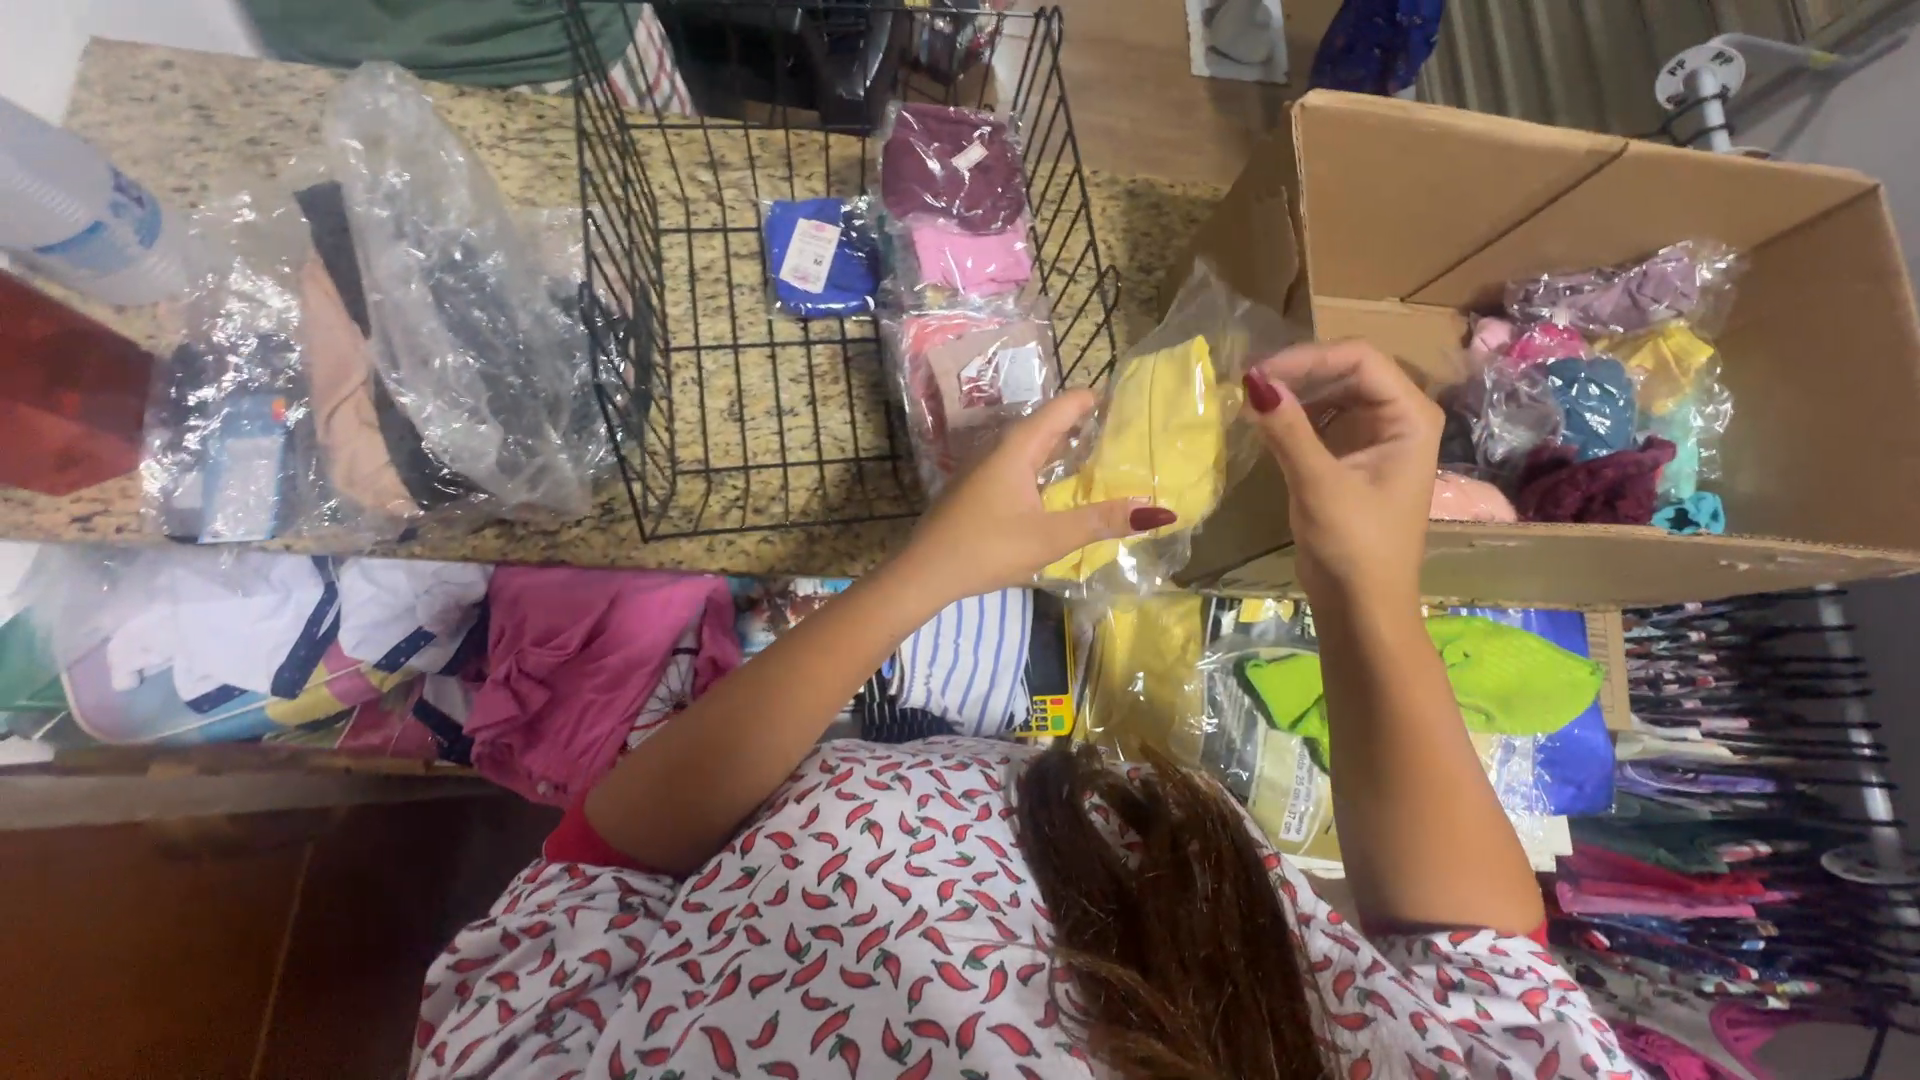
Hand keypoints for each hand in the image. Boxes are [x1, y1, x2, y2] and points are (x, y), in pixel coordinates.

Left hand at [895, 389, 1173, 600]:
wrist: (923, 573)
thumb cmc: (986, 549)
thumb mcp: (1050, 538)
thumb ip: (1100, 521)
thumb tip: (1157, 510)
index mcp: (1018, 447)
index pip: (1064, 407)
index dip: (1096, 399)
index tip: (1129, 401)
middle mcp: (1000, 449)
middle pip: (1048, 424)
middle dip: (1085, 425)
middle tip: (1124, 433)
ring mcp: (984, 468)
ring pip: (1032, 447)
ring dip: (1064, 448)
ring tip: (1100, 458)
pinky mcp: (977, 489)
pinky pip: (1019, 466)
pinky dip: (1046, 468)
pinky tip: (1057, 489)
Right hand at [1242, 340, 1442, 607]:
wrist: (1362, 604)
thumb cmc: (1354, 546)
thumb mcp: (1318, 484)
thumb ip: (1287, 429)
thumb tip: (1252, 381)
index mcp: (1409, 416)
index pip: (1360, 359)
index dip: (1308, 358)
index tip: (1257, 375)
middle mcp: (1396, 417)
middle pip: (1345, 369)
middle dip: (1296, 372)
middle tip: (1245, 385)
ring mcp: (1373, 437)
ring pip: (1330, 392)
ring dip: (1291, 392)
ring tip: (1248, 400)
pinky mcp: (1348, 457)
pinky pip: (1319, 420)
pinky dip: (1291, 416)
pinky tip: (1261, 421)